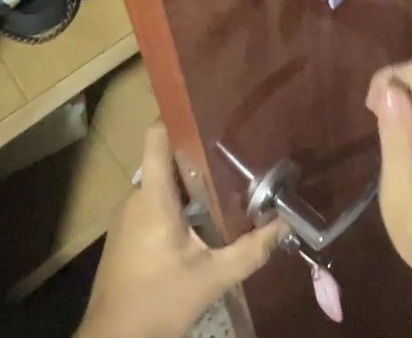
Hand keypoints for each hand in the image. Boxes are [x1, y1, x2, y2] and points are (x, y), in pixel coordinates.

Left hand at [77, 123, 286, 337]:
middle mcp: (135, 198)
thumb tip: (286, 223)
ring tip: (226, 178)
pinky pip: (153, 202)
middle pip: (166, 159)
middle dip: (198, 154)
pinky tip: (203, 215)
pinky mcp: (125, 233)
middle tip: (235, 150)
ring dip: (189, 181)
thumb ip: (251, 250)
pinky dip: (177, 201)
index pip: (157, 137)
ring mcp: (126, 216)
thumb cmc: (158, 303)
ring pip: (161, 183)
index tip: (211, 109)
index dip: (179, 117)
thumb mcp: (212, 279)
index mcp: (153, 198)